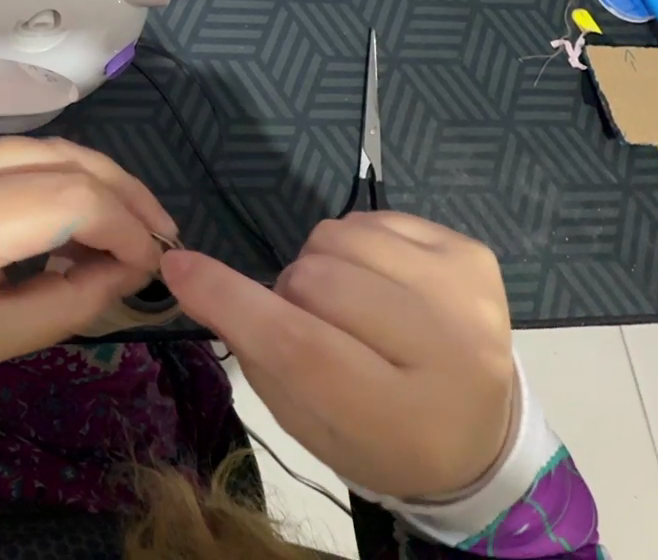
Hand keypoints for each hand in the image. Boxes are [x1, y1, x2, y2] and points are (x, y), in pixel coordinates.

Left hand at [0, 137, 175, 421]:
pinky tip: (75, 211)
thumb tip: (131, 268)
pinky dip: (51, 180)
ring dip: (91, 180)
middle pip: (62, 157)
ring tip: (131, 220)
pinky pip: (6, 158)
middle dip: (122, 192)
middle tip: (161, 232)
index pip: (73, 198)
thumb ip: (74, 297)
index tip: (154, 265)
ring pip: (38, 149)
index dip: (127, 227)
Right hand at [160, 212, 515, 499]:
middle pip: (318, 281)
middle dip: (289, 292)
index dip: (232, 301)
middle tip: (307, 320)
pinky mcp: (474, 257)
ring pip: (341, 238)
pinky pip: (374, 218)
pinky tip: (377, 281)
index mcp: (399, 417)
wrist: (479, 435)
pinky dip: (355, 243)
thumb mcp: (304, 418)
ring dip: (321, 263)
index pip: (301, 346)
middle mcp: (449, 353)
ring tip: (346, 300)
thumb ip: (251, 348)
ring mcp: (467, 297)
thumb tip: (188, 271)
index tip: (178, 267)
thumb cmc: (377, 437)